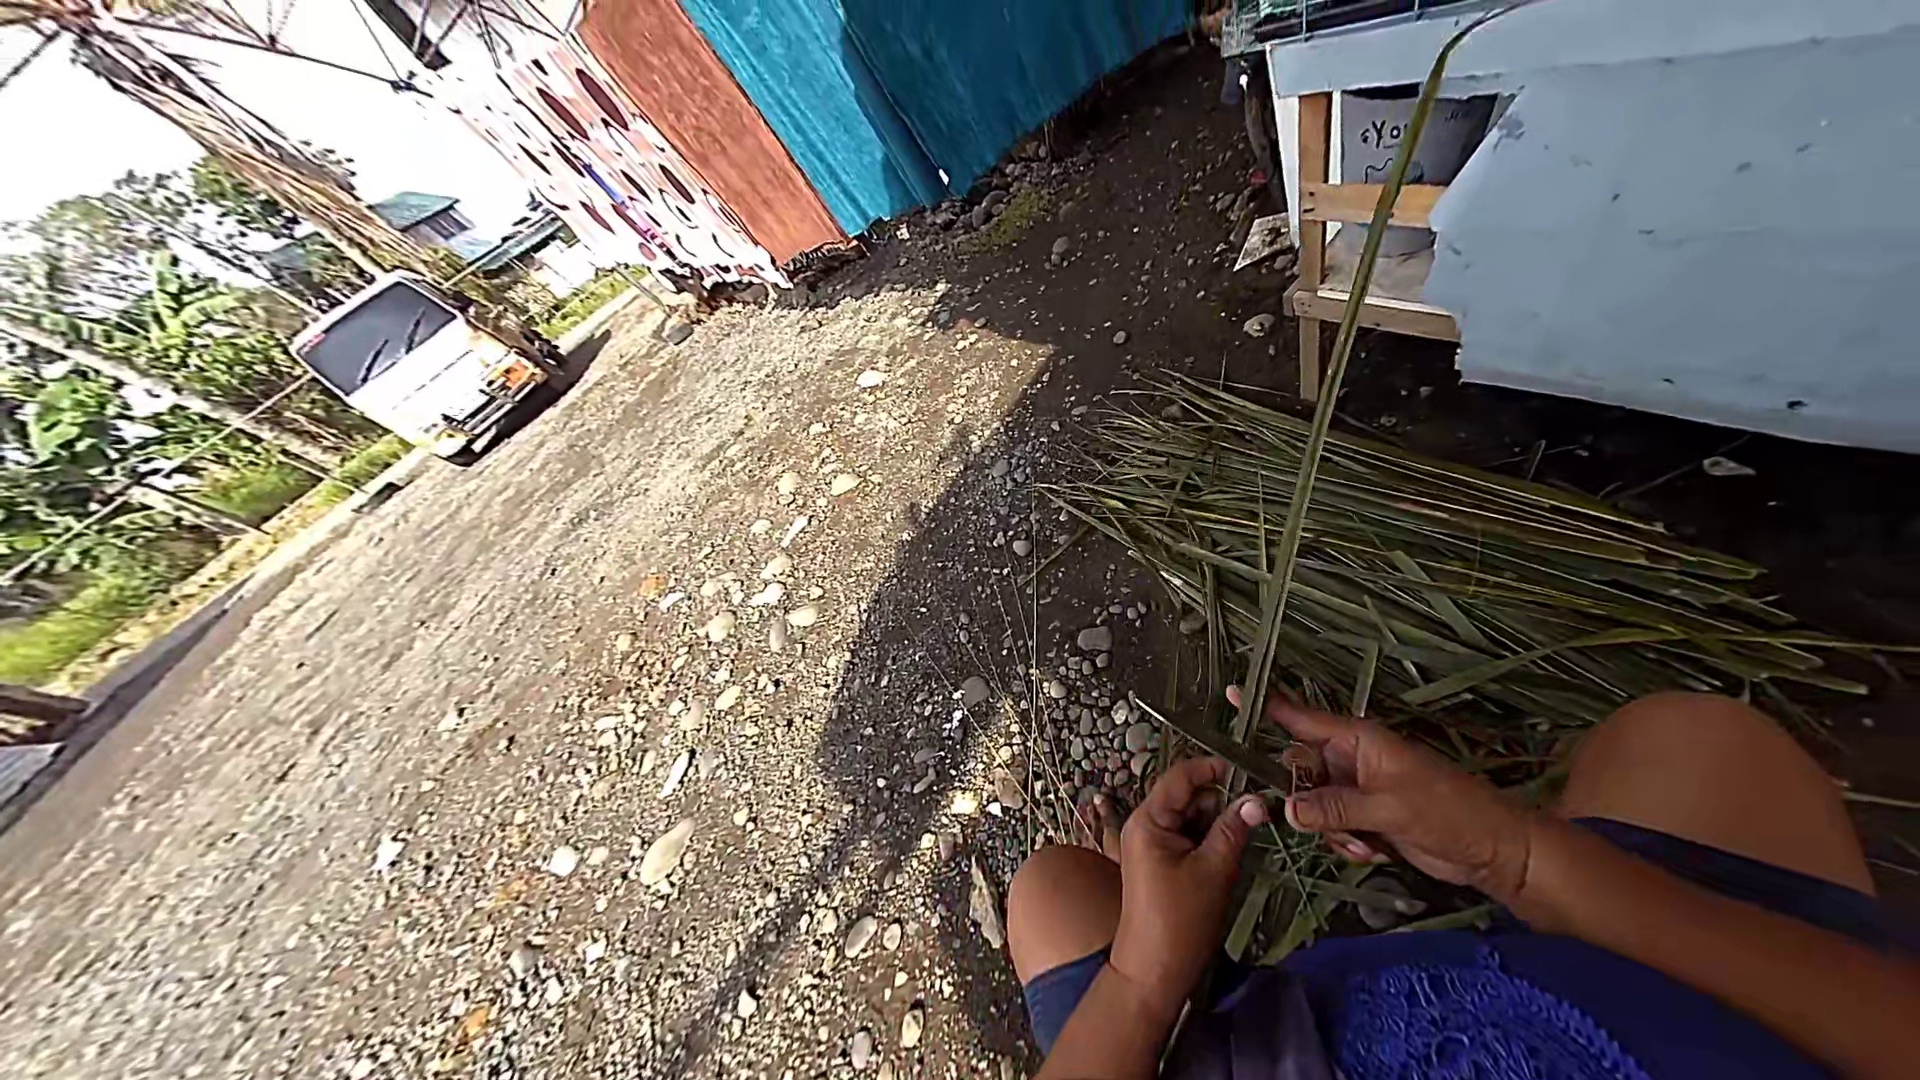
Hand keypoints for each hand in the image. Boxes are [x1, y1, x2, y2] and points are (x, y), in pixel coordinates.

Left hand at [1108, 756, 1268, 1018]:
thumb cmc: (1180, 920)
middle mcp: (1144, 823)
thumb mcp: (1213, 872)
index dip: (1210, 769)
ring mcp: (1150, 841)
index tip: (1245, 770)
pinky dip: (1208, 841)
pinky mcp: (1159, 859)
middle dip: (1219, 802)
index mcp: (1148, 819)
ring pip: (1190, 817)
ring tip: (1241, 841)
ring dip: (1216, 824)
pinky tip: (1226, 858)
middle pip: (1186, 797)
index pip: (1178, 777)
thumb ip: (1232, 831)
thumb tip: (1257, 800)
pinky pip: (1187, 837)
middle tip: (1256, 813)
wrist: (1153, 970)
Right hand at [1228, 687, 1535, 903]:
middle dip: (1305, 798)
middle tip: (1321, 821)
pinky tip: (1370, 851)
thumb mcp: (1389, 808)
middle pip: (1297, 768)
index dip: (1265, 706)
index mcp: (1354, 739)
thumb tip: (1286, 810)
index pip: (1299, 717)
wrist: (1497, 853)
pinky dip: (1343, 841)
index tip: (1231, 693)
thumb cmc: (1449, 812)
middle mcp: (1348, 759)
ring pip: (1311, 802)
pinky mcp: (1362, 815)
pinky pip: (1329, 823)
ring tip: (1363, 843)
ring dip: (1329, 827)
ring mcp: (1354, 787)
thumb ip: (1335, 807)